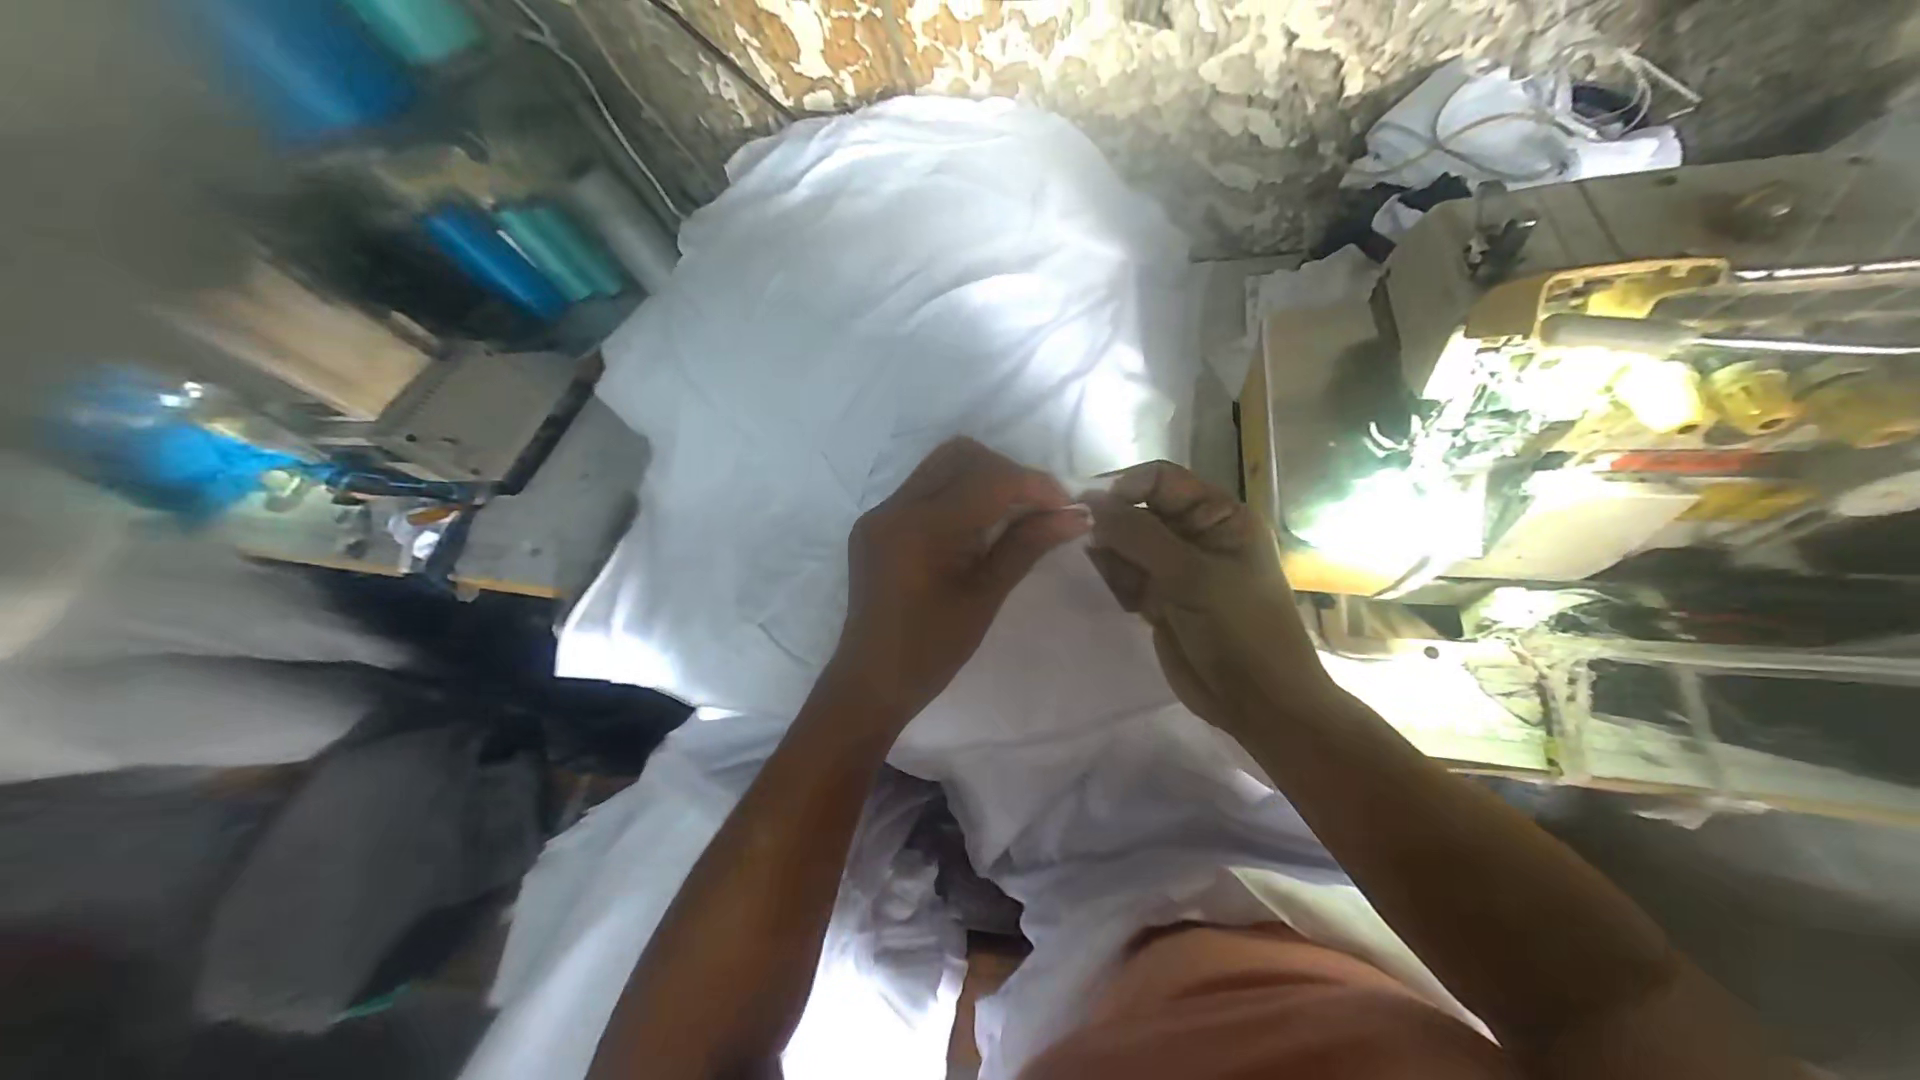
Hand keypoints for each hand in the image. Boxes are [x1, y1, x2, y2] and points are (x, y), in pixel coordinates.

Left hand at [828, 437, 1090, 726]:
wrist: (870, 682)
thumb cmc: (931, 651)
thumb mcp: (985, 597)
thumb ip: (1027, 546)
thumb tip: (1077, 516)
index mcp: (920, 528)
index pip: (988, 479)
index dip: (1035, 484)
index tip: (1067, 506)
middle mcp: (894, 508)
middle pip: (961, 455)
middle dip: (1008, 472)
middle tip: (1038, 510)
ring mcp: (879, 514)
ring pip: (940, 466)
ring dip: (983, 478)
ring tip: (1011, 516)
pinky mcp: (875, 525)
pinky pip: (922, 489)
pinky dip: (957, 494)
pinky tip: (976, 527)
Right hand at [1084, 461, 1333, 736]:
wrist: (1257, 702)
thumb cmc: (1237, 628)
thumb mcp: (1190, 574)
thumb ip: (1138, 534)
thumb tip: (1089, 502)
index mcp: (1219, 516)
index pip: (1161, 480)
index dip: (1124, 486)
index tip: (1087, 508)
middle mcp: (1196, 535)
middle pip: (1139, 511)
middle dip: (1112, 525)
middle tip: (1085, 546)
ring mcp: (1176, 569)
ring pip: (1126, 545)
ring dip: (1111, 557)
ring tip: (1112, 581)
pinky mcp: (1160, 598)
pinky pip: (1125, 576)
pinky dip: (1115, 582)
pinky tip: (1123, 601)